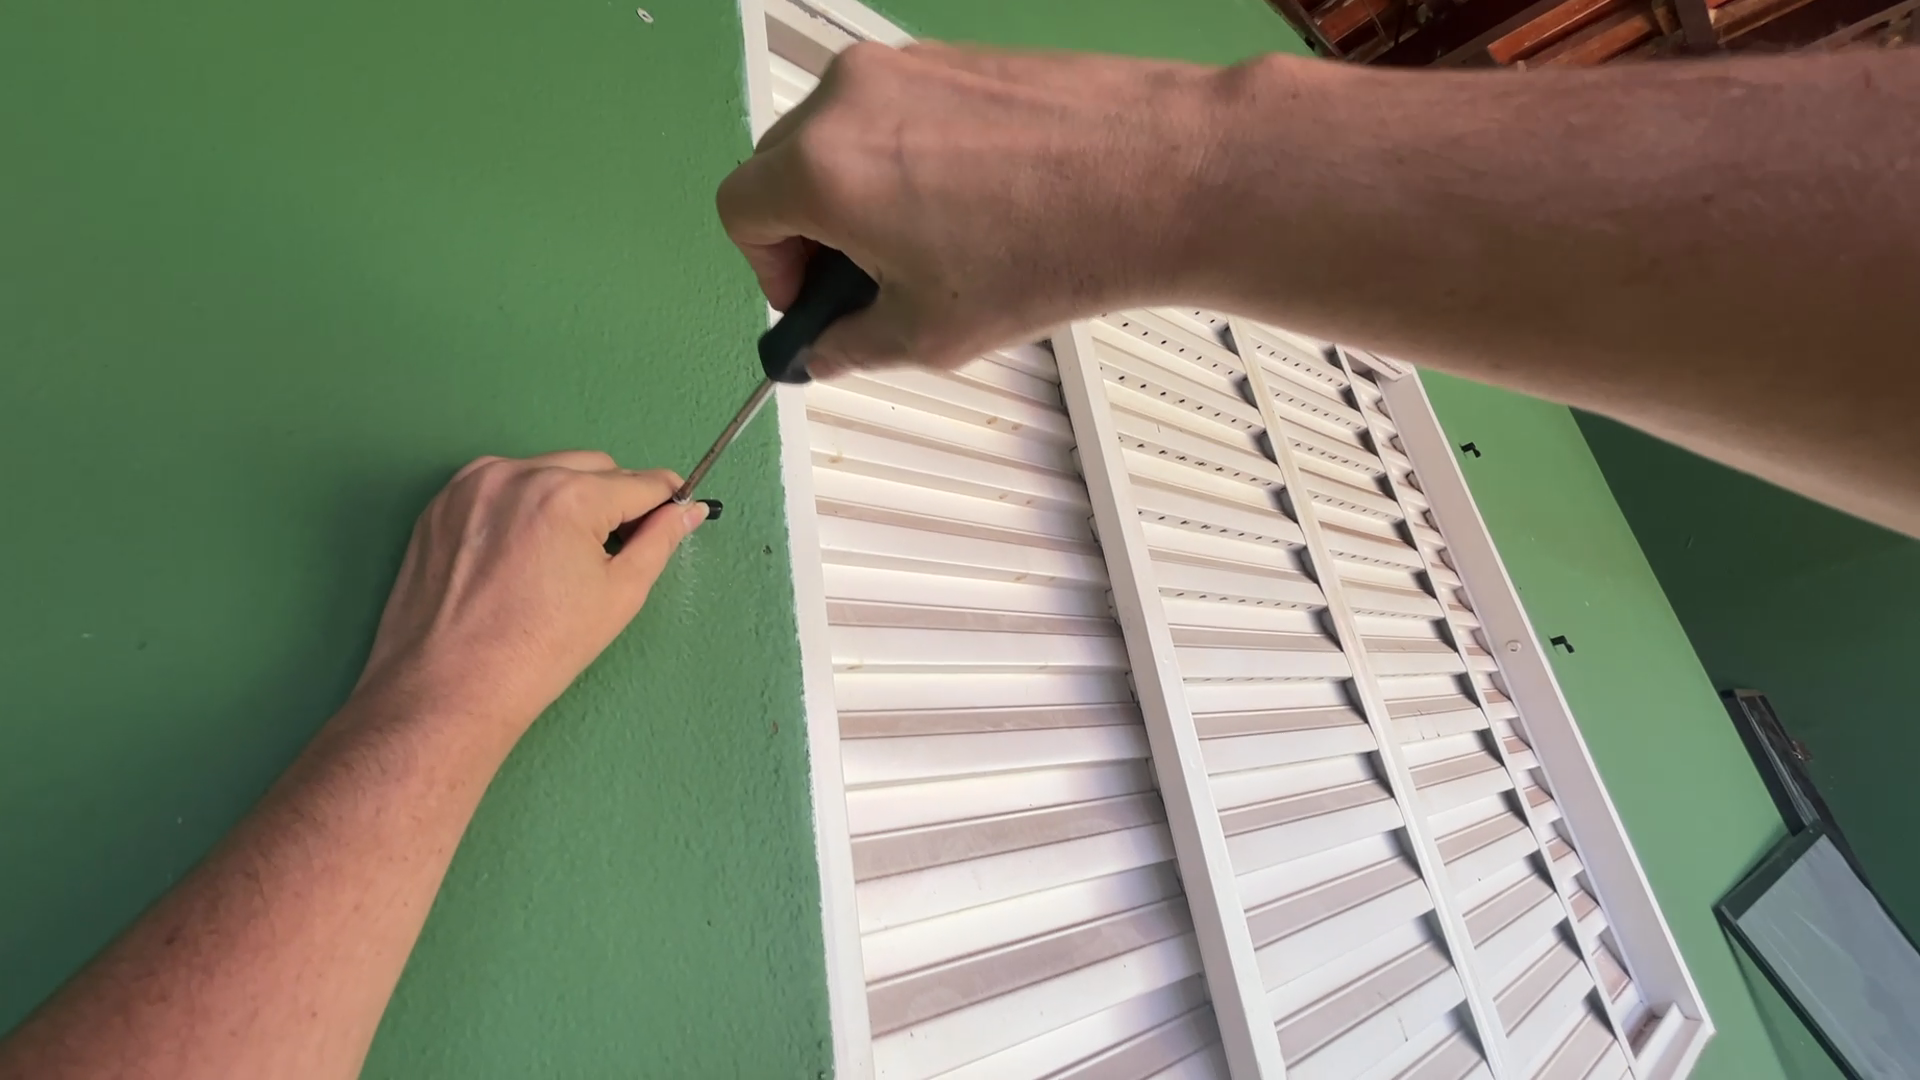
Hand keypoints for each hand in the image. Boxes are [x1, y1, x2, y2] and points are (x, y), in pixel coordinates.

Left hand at [351, 451, 707, 744]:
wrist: (450, 687)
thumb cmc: (543, 647)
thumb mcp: (622, 592)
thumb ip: (661, 539)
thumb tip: (689, 511)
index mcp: (568, 496)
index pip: (641, 481)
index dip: (668, 501)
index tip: (676, 517)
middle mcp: (519, 475)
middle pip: (598, 467)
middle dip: (618, 498)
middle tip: (617, 549)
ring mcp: (474, 484)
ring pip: (552, 470)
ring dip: (574, 496)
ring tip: (566, 553)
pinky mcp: (443, 501)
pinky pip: (507, 483)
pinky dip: (529, 503)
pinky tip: (527, 550)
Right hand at [717, 42, 1238, 377]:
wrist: (1156, 177)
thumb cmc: (1040, 261)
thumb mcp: (927, 334)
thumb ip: (850, 346)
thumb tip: (819, 353)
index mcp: (824, 168)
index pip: (738, 213)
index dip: (768, 270)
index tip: (816, 300)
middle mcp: (846, 98)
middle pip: (780, 171)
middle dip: (807, 237)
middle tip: (870, 283)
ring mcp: (901, 65)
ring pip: (835, 142)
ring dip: (855, 201)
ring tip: (932, 249)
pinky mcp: (949, 57)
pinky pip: (890, 117)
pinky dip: (900, 166)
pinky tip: (967, 207)